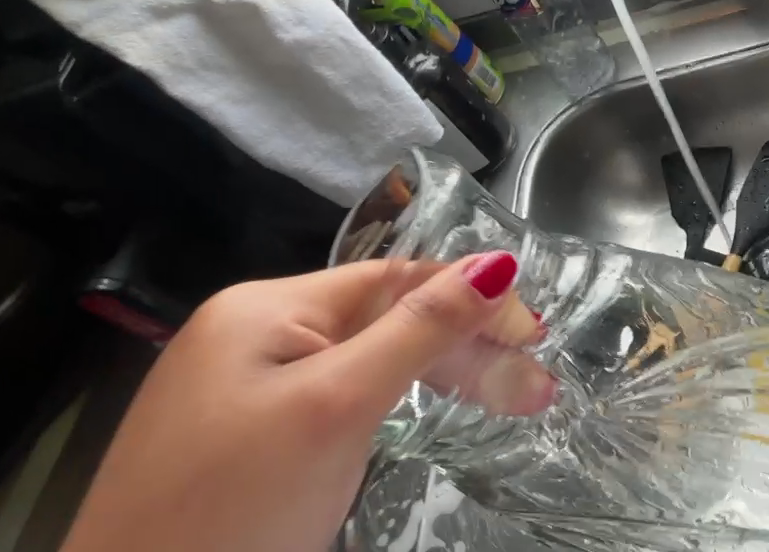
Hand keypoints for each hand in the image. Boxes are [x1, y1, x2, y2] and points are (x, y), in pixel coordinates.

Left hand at [61, 253, 552, 551]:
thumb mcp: (339, 408)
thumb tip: (499, 260)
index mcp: (266, 306)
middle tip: (536, 385)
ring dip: (443, 375)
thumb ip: (421, 328)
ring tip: (514, 399)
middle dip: (468, 348)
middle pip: (390, 318)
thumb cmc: (233, 508)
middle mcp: (255, 331)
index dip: (474, 299)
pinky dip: (398, 399)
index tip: (535, 336)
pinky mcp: (249, 433)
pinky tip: (433, 405)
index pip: (398, 279)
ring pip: (372, 358)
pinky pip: (345, 393)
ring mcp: (247, 385)